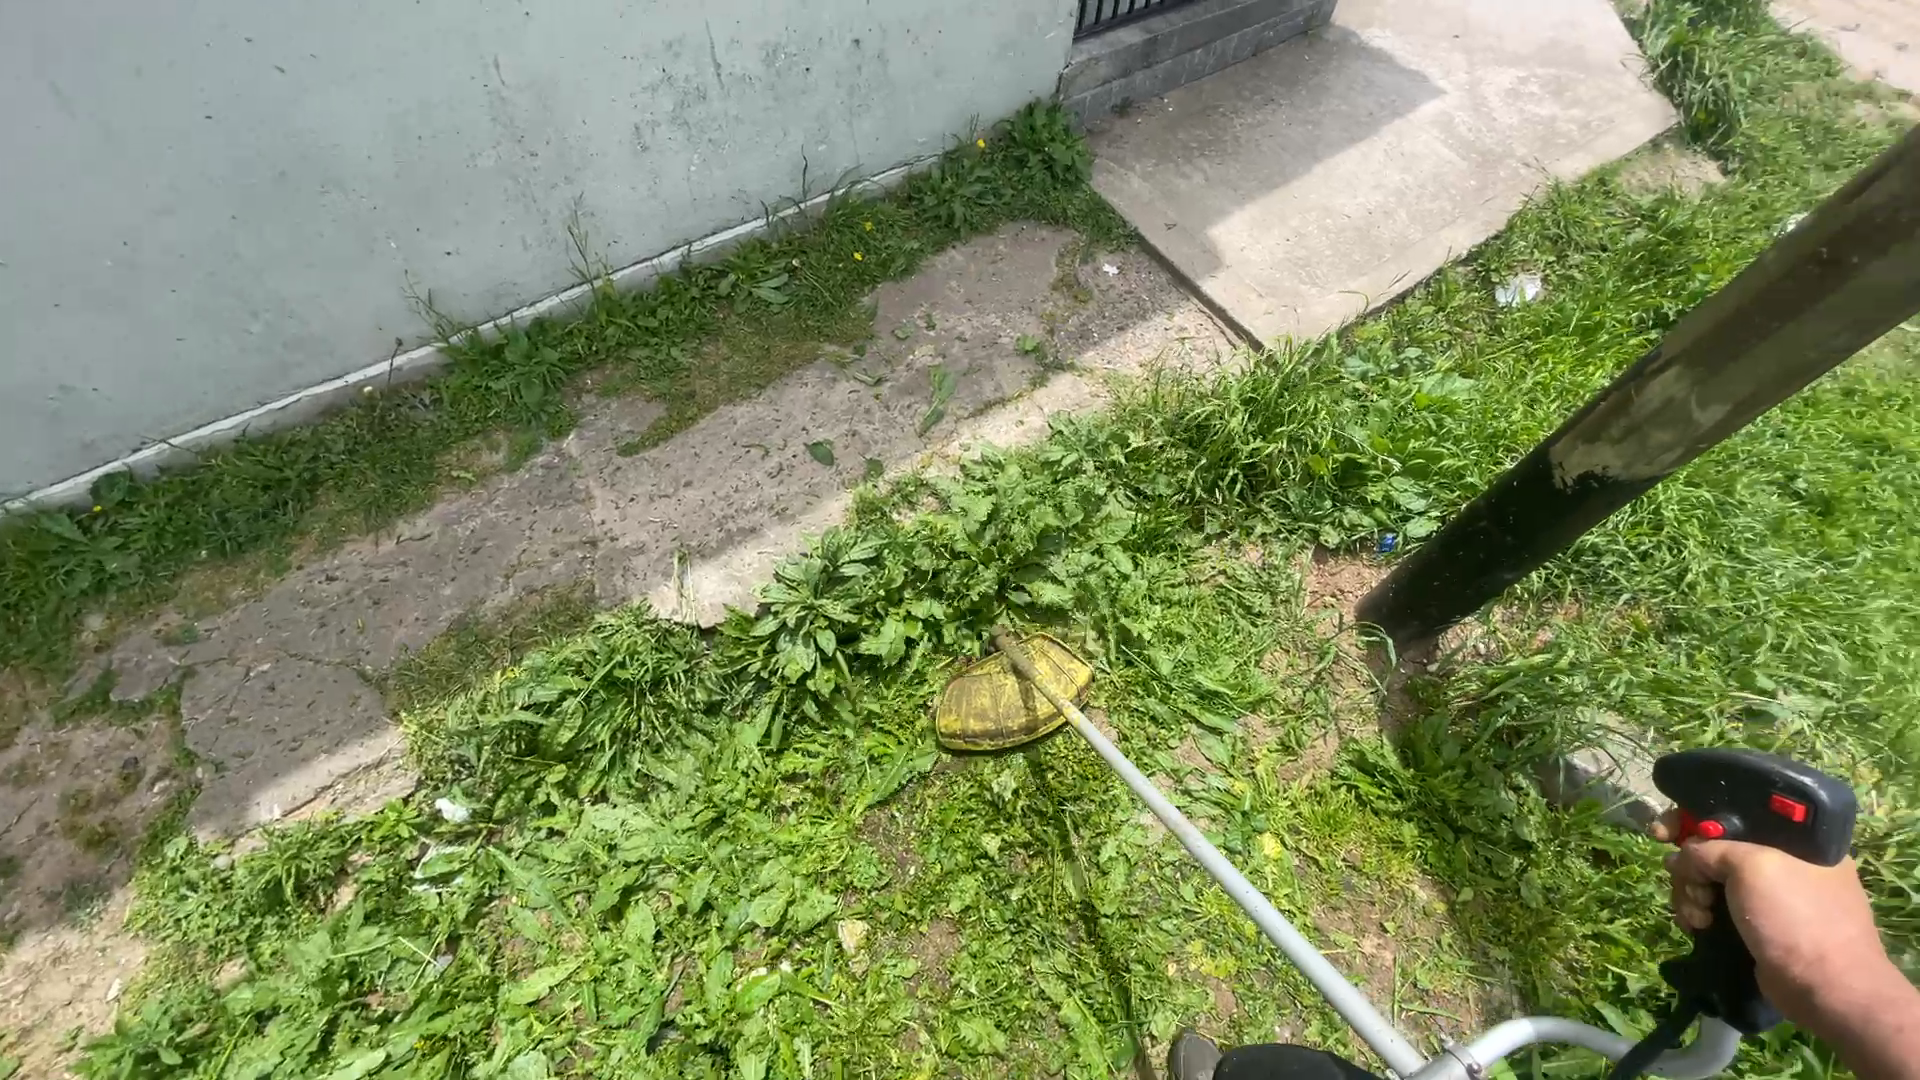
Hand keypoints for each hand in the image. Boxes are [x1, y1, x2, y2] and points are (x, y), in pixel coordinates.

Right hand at [1651, 810, 1900, 1040]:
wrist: (1825, 988)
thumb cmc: (1794, 916)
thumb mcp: (1749, 864)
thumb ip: (1705, 848)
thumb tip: (1680, 861)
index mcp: (1798, 846)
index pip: (1730, 818)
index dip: (1688, 820)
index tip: (1660, 833)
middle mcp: (1783, 867)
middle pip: (1710, 850)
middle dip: (1688, 867)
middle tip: (1685, 881)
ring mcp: (1768, 899)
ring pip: (1705, 879)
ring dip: (1689, 893)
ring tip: (1698, 915)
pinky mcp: (1754, 924)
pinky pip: (1710, 904)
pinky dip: (1696, 911)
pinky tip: (1697, 924)